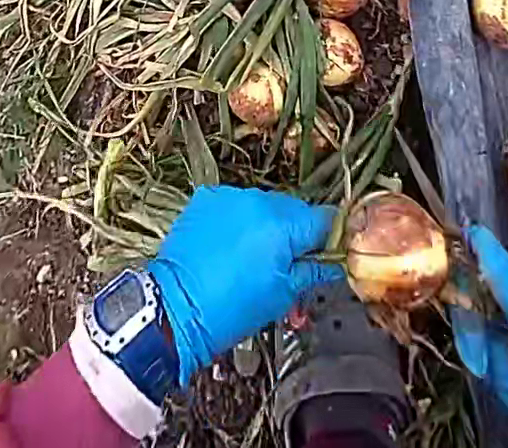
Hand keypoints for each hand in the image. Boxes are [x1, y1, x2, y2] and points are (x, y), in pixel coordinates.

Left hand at [147, 186, 342, 383]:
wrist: (172, 311)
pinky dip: (239, 220)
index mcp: (282, 223)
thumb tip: (334, 263)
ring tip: (254, 257)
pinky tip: (230, 246)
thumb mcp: (282, 296)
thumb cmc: (230, 309)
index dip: (328, 238)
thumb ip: (313, 271)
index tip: (325, 253)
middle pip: (294, 210)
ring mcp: (231, 196)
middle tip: (287, 265)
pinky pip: (236, 204)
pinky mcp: (208, 198)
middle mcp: (259, 200)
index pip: (324, 218)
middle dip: (295, 234)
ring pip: (265, 206)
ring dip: (267, 226)